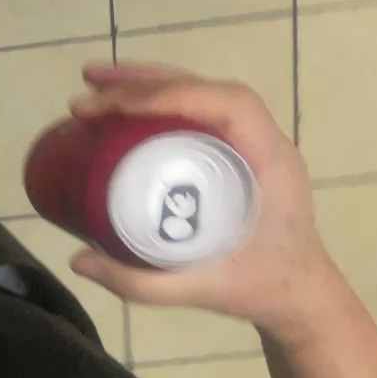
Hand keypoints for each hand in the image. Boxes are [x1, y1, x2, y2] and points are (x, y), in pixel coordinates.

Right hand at [66, 63, 349, 341]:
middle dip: (143, 81)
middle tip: (88, 86)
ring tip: (93, 82)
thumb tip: (77, 259)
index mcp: (268, 163)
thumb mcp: (201, 289)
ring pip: (196, 93)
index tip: (117, 106)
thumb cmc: (261, 288)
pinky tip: (119, 107)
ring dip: (144, 82)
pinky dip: (154, 100)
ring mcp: (245, 144)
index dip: (172, 95)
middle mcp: (259, 143)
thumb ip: (139, 281)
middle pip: (204, 89)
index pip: (228, 105)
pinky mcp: (227, 153)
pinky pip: (192, 112)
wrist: (299, 296)